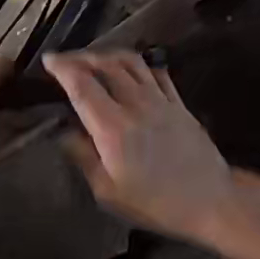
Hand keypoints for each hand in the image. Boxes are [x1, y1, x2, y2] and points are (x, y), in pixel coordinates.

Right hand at [44, 51, 240, 242]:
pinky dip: (138, 64)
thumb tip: (65, 133)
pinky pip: (156, 72)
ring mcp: (161, 100)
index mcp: (113, 128)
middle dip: (81, 57)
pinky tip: (130, 69)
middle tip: (65, 61)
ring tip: (93, 60)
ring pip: (131, 62)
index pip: (83, 85)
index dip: (63, 68)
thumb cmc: (156, 203)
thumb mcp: (109, 192)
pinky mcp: (178, 102)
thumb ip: (85, 157)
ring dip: (108, 55)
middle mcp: (136, 104)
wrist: (210, 199)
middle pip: (105, 65)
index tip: (49, 60)